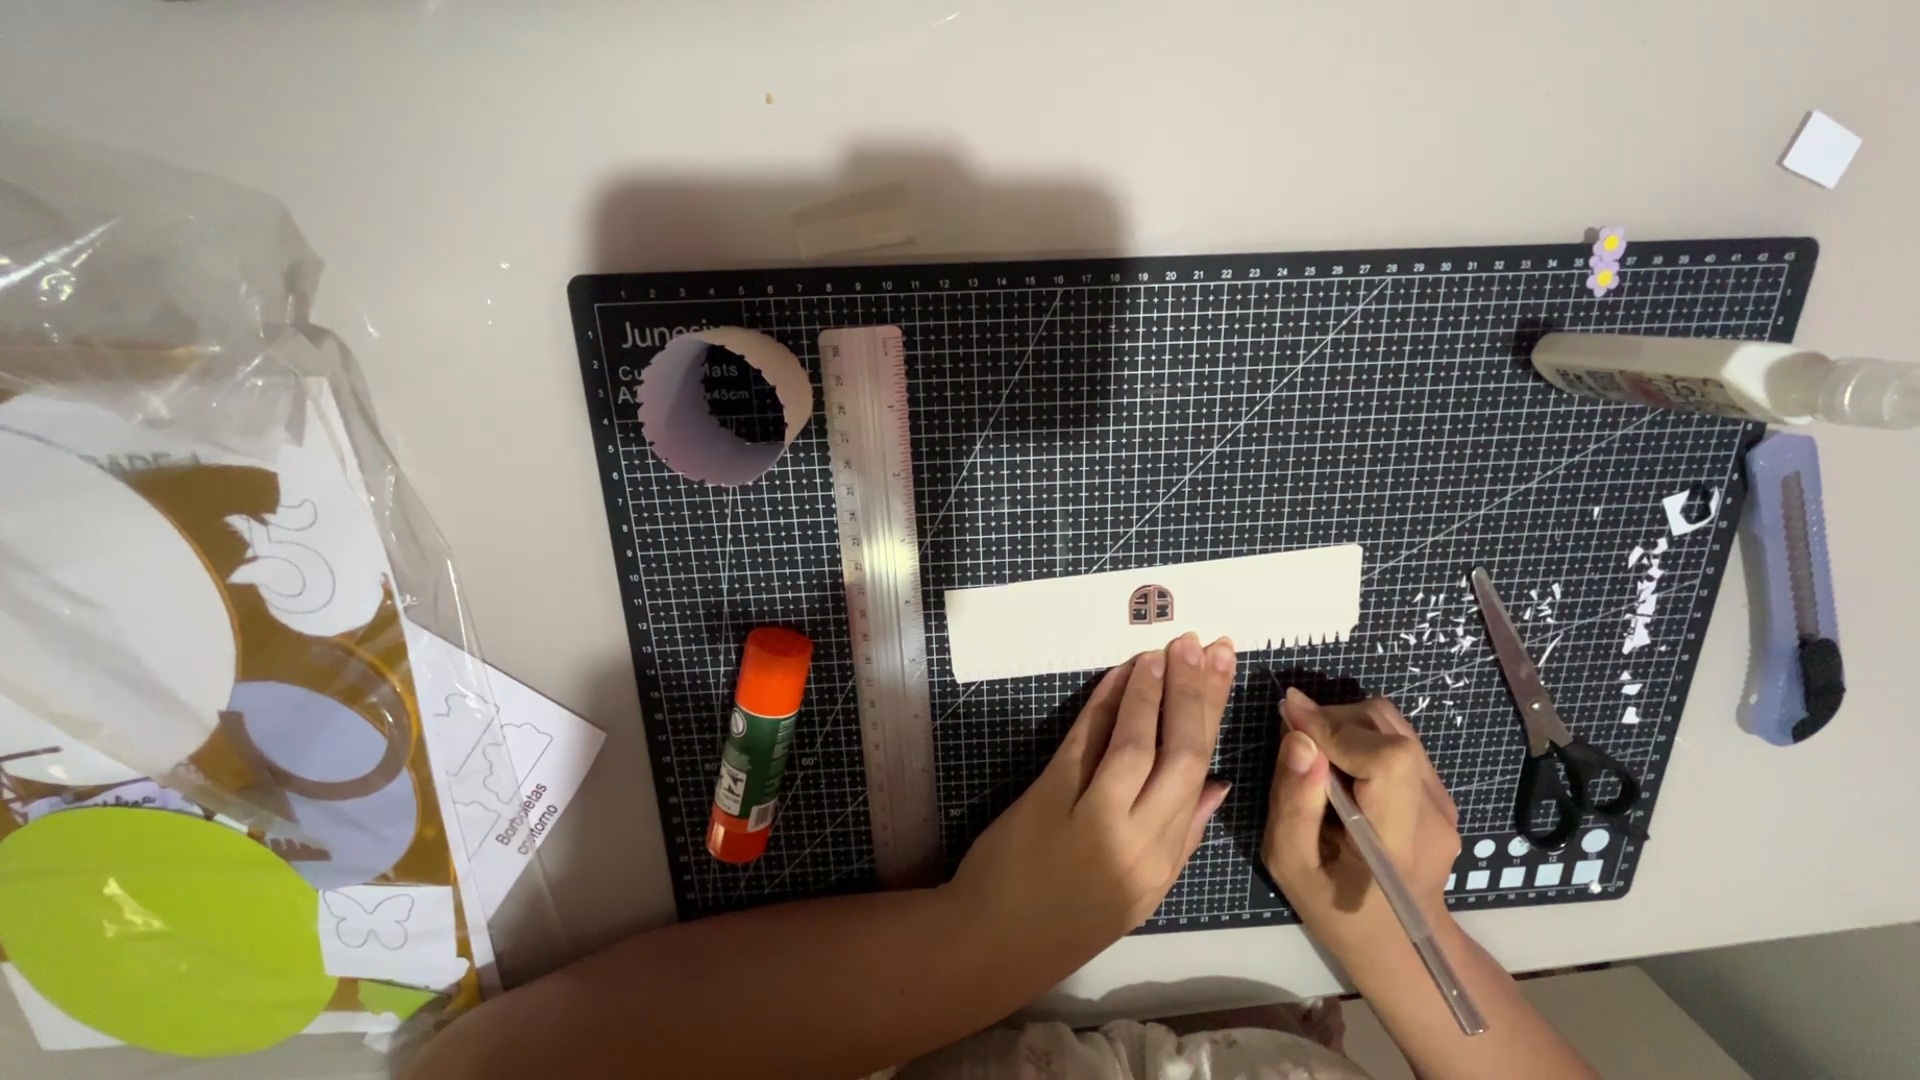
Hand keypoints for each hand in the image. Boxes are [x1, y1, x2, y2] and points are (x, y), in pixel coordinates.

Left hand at [948, 633, 1236, 960]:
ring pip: (1135, 744)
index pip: (1199, 774)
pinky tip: (1119, 675)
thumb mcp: (1140, 894)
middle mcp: (1138, 841)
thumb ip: (1182, 839)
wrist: (994, 940)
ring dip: (1151, 691)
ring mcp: (1092, 820)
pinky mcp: (1047, 799)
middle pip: (1179, 754)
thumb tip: (1217, 785)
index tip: (1222, 671)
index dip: (1213, 715)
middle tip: (1204, 645)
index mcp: (1163, 863)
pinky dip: (1103, 704)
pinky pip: (1084, 743)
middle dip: (1194, 694)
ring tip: (1166, 651)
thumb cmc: (1068, 919)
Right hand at [1262, 689, 1461, 963]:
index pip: (1387, 758)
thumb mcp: (1291, 865)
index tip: (1289, 714)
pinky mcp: (1439, 792)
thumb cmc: (1335, 910)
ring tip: (1315, 754)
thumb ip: (1293, 803)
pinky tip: (1339, 769)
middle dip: (1333, 720)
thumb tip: (1299, 738)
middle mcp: (1433, 813)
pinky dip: (1360, 737)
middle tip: (1294, 739)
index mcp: (1397, 841)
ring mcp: (1443, 801)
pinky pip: (1397, 740)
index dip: (1335, 728)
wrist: (1400, 943)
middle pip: (1389, 730)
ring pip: (1394, 726)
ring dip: (1346, 724)